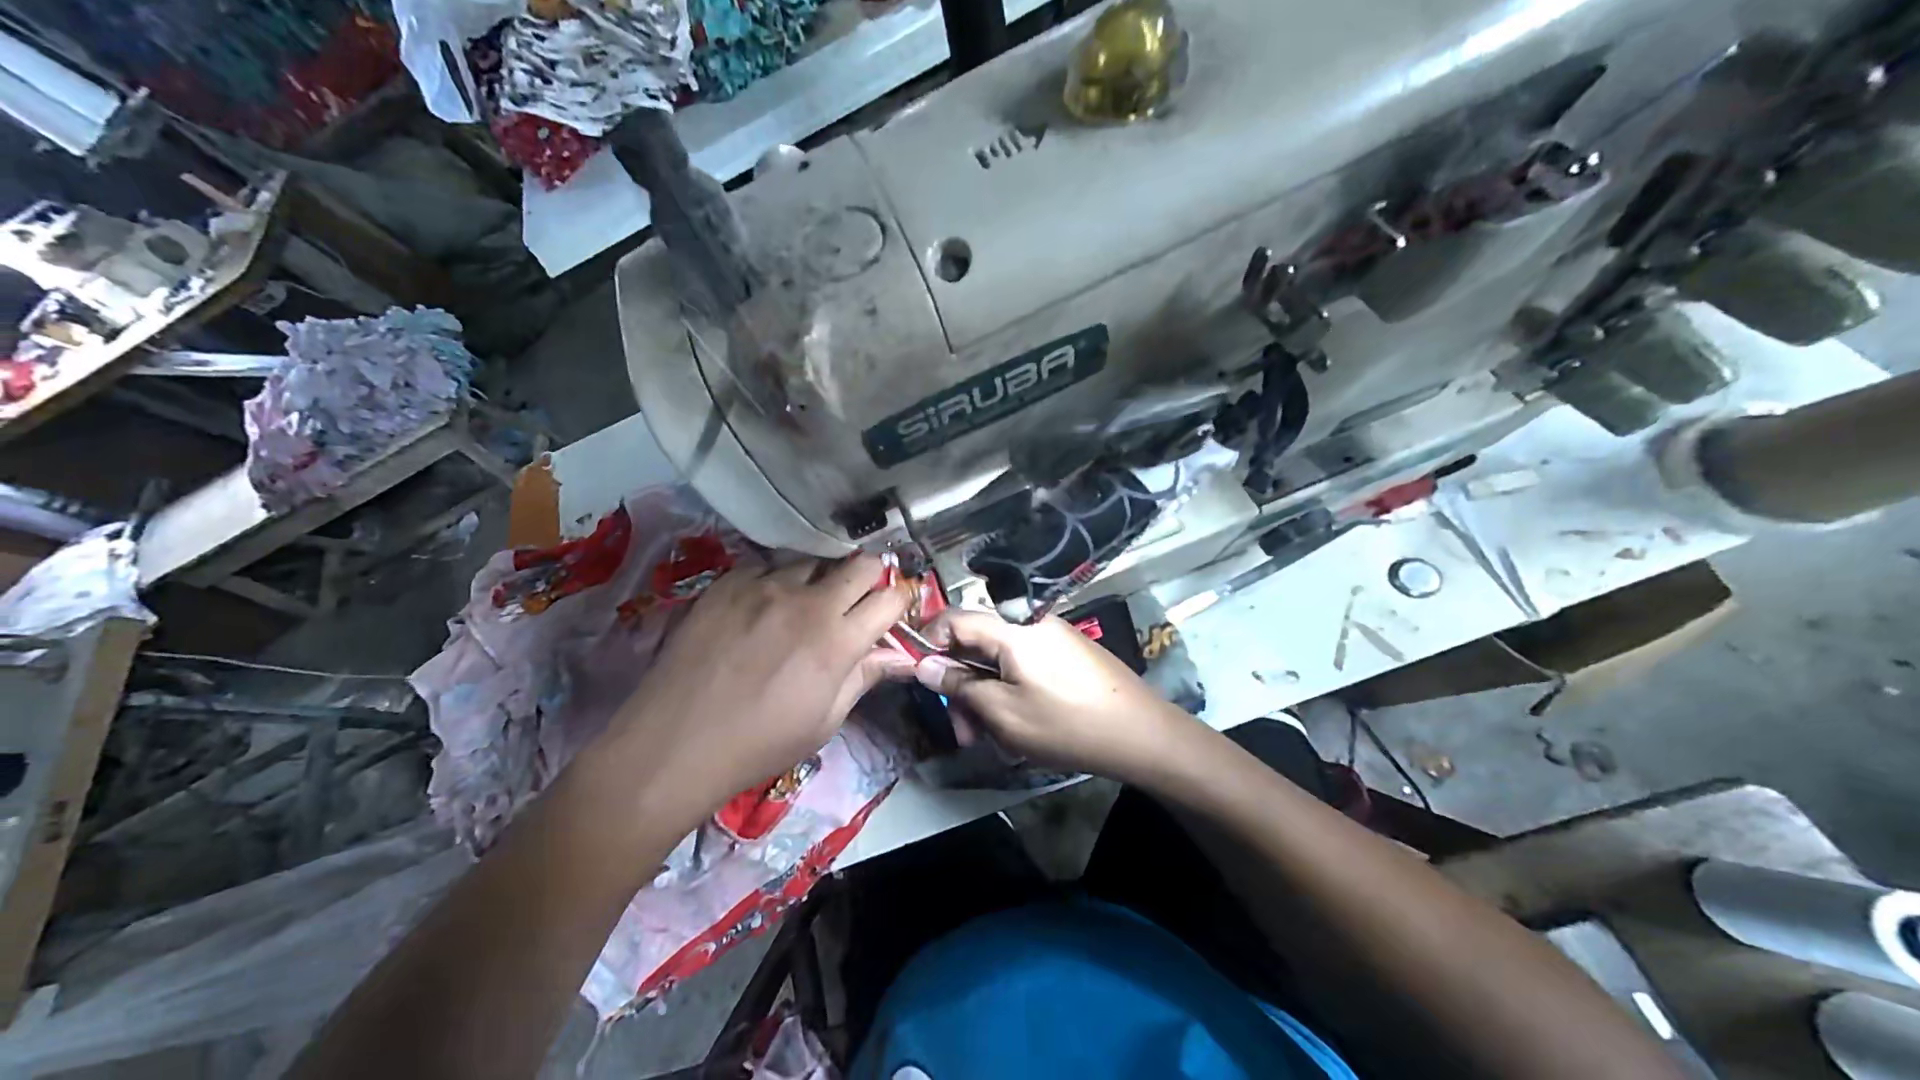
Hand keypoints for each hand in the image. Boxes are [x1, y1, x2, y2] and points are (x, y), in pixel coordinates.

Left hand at [592, 554, 913, 816]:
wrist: (676, 742)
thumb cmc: (759, 743)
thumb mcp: (824, 722)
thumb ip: (864, 677)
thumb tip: (898, 655)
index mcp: (837, 642)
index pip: (890, 598)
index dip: (900, 599)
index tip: (895, 607)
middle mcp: (807, 603)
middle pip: (859, 565)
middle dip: (870, 576)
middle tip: (860, 596)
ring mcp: (764, 587)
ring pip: (812, 561)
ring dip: (822, 578)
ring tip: (809, 602)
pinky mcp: (727, 583)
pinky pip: (767, 567)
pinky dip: (777, 581)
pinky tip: (765, 605)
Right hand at [915, 611, 1195, 785]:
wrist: (1140, 734)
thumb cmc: (1066, 724)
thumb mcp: (1003, 713)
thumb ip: (959, 685)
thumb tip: (925, 665)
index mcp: (1011, 628)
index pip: (953, 617)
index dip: (927, 642)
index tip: (917, 676)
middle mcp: (1029, 623)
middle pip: (976, 642)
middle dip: (960, 685)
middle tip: (962, 731)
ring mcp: (1050, 637)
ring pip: (998, 658)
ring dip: (984, 695)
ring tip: (989, 739)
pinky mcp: (1065, 653)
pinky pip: (1022, 664)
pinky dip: (1008, 691)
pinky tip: (1015, 725)